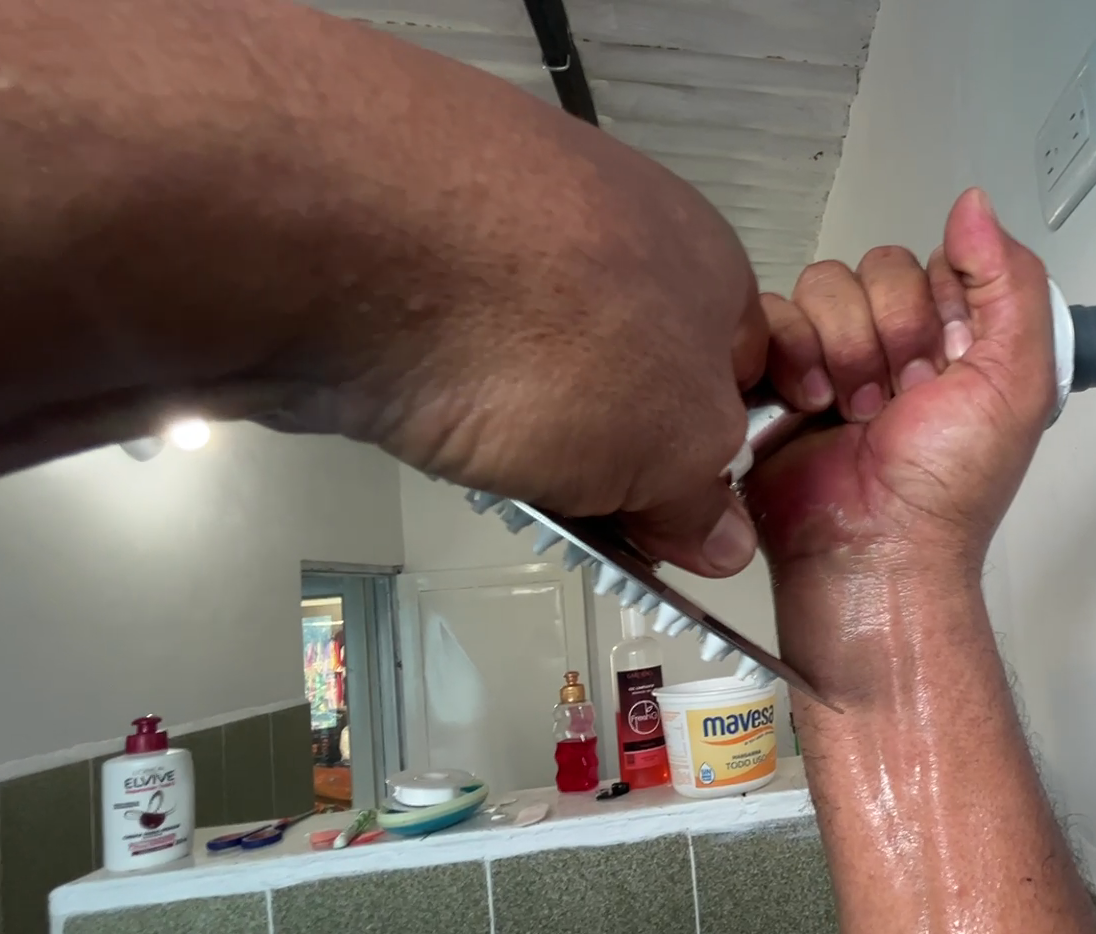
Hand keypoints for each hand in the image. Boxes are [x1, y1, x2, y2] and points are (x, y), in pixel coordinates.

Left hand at [249, 79, 768, 577]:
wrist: (342, 231)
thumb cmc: (563, 343)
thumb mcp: (675, 451)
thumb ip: (707, 502)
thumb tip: (725, 543)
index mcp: (715, 265)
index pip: (753, 377)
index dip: (733, 455)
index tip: (698, 523)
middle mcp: (629, 233)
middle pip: (653, 376)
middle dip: (641, 456)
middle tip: (613, 521)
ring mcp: (523, 228)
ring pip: (568, 366)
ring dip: (561, 436)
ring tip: (530, 483)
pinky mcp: (428, 240)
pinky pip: (486, 343)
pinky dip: (484, 396)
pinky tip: (460, 427)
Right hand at [745, 188, 1054, 578]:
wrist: (873, 548)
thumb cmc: (947, 487)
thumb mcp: (1015, 382)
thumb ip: (1011, 286)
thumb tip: (974, 205)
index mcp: (953, 341)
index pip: (937, 261)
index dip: (936, 304)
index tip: (943, 363)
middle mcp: (894, 343)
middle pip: (877, 267)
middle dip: (890, 333)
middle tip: (898, 398)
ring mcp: (834, 357)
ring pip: (824, 286)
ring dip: (842, 348)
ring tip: (853, 411)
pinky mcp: (779, 375)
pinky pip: (771, 315)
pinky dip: (790, 354)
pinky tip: (809, 404)